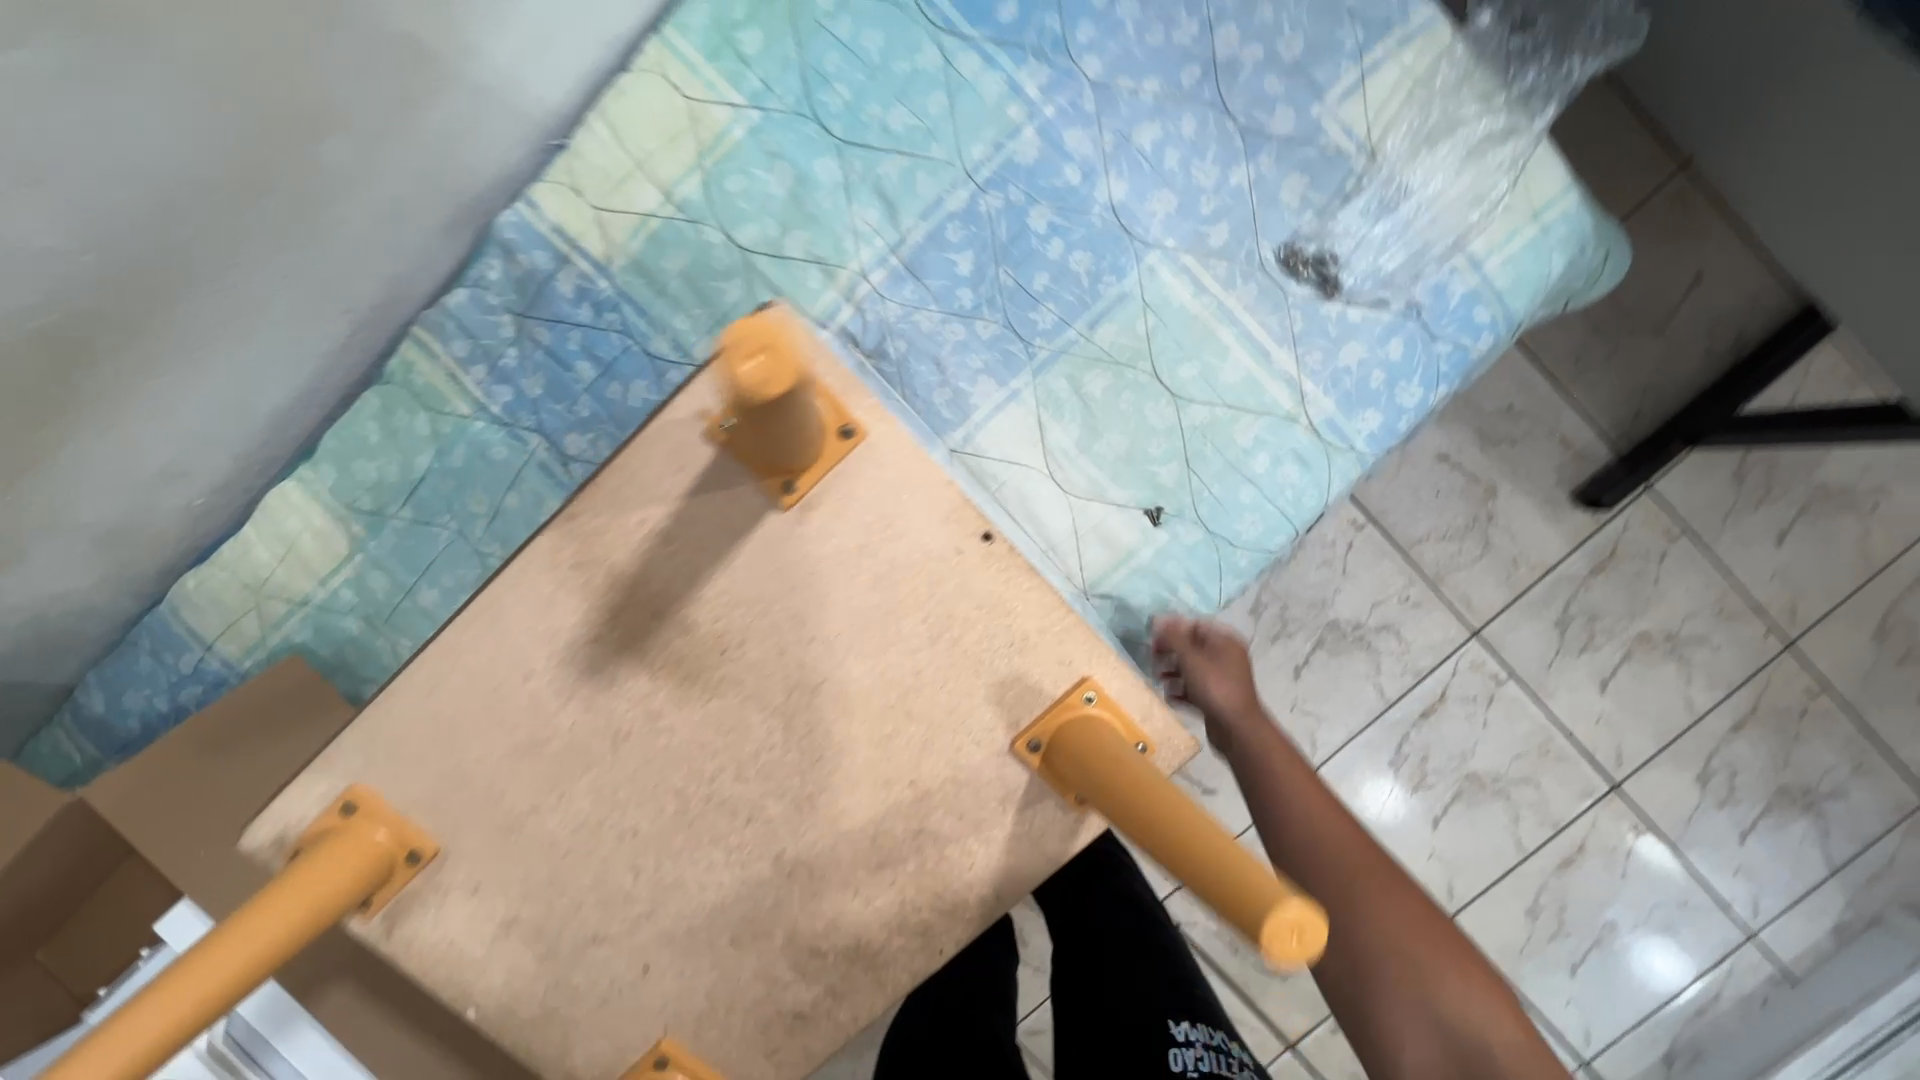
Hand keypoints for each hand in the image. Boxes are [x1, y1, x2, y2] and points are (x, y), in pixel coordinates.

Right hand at [1150, 615, 1263, 753]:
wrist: (1237, 729)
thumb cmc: (1215, 687)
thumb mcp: (1191, 658)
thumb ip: (1173, 638)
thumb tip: (1158, 619)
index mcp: (1225, 642)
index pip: (1195, 626)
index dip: (1173, 631)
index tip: (1154, 641)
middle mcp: (1225, 657)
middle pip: (1192, 648)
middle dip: (1170, 654)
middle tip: (1154, 661)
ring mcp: (1221, 679)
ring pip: (1191, 670)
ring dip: (1173, 673)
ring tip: (1159, 680)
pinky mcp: (1216, 698)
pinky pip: (1194, 689)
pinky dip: (1181, 691)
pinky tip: (1169, 697)